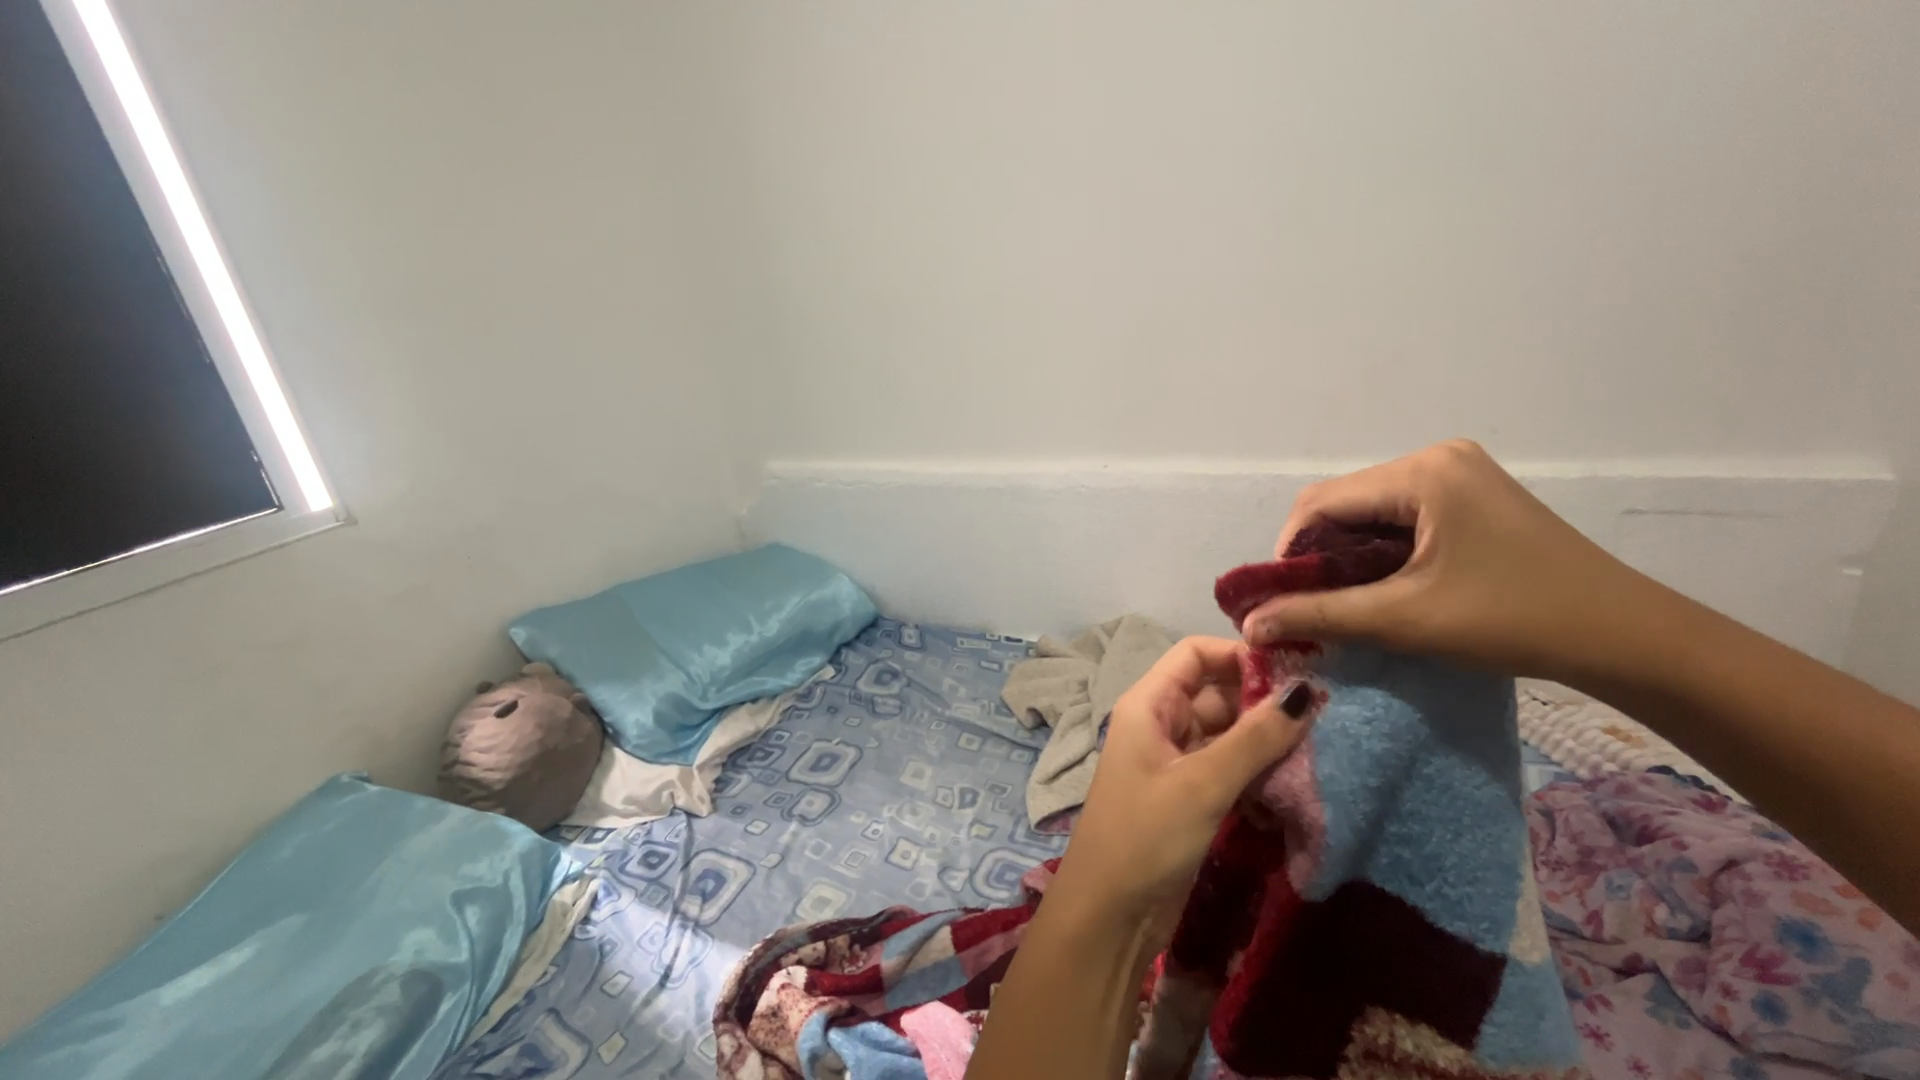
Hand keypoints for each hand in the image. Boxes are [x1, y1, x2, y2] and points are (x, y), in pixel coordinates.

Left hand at [1052, 637, 1308, 938]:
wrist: (1110, 915)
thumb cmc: (1146, 836)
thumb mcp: (1204, 783)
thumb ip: (1255, 737)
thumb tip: (1306, 690)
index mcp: (1148, 704)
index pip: (1195, 654)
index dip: (1240, 655)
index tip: (1296, 671)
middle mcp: (1160, 723)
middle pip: (1216, 691)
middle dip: (1262, 700)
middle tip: (1323, 715)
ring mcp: (1174, 761)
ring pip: (1227, 731)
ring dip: (1266, 738)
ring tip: (1320, 746)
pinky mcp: (1190, 796)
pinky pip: (1229, 766)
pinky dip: (1258, 769)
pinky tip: (1296, 780)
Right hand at [1243, 439, 1660, 683]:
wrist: (1626, 637)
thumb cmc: (1513, 620)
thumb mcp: (1404, 618)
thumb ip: (1319, 615)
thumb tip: (1249, 625)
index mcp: (1421, 472)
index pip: (1319, 503)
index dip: (1286, 554)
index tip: (1274, 604)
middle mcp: (1436, 458)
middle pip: (1343, 503)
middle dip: (1316, 557)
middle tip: (1305, 609)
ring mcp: (1458, 474)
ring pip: (1369, 513)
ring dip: (1346, 558)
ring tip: (1340, 605)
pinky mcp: (1471, 497)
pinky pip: (1401, 519)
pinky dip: (1379, 554)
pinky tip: (1380, 589)